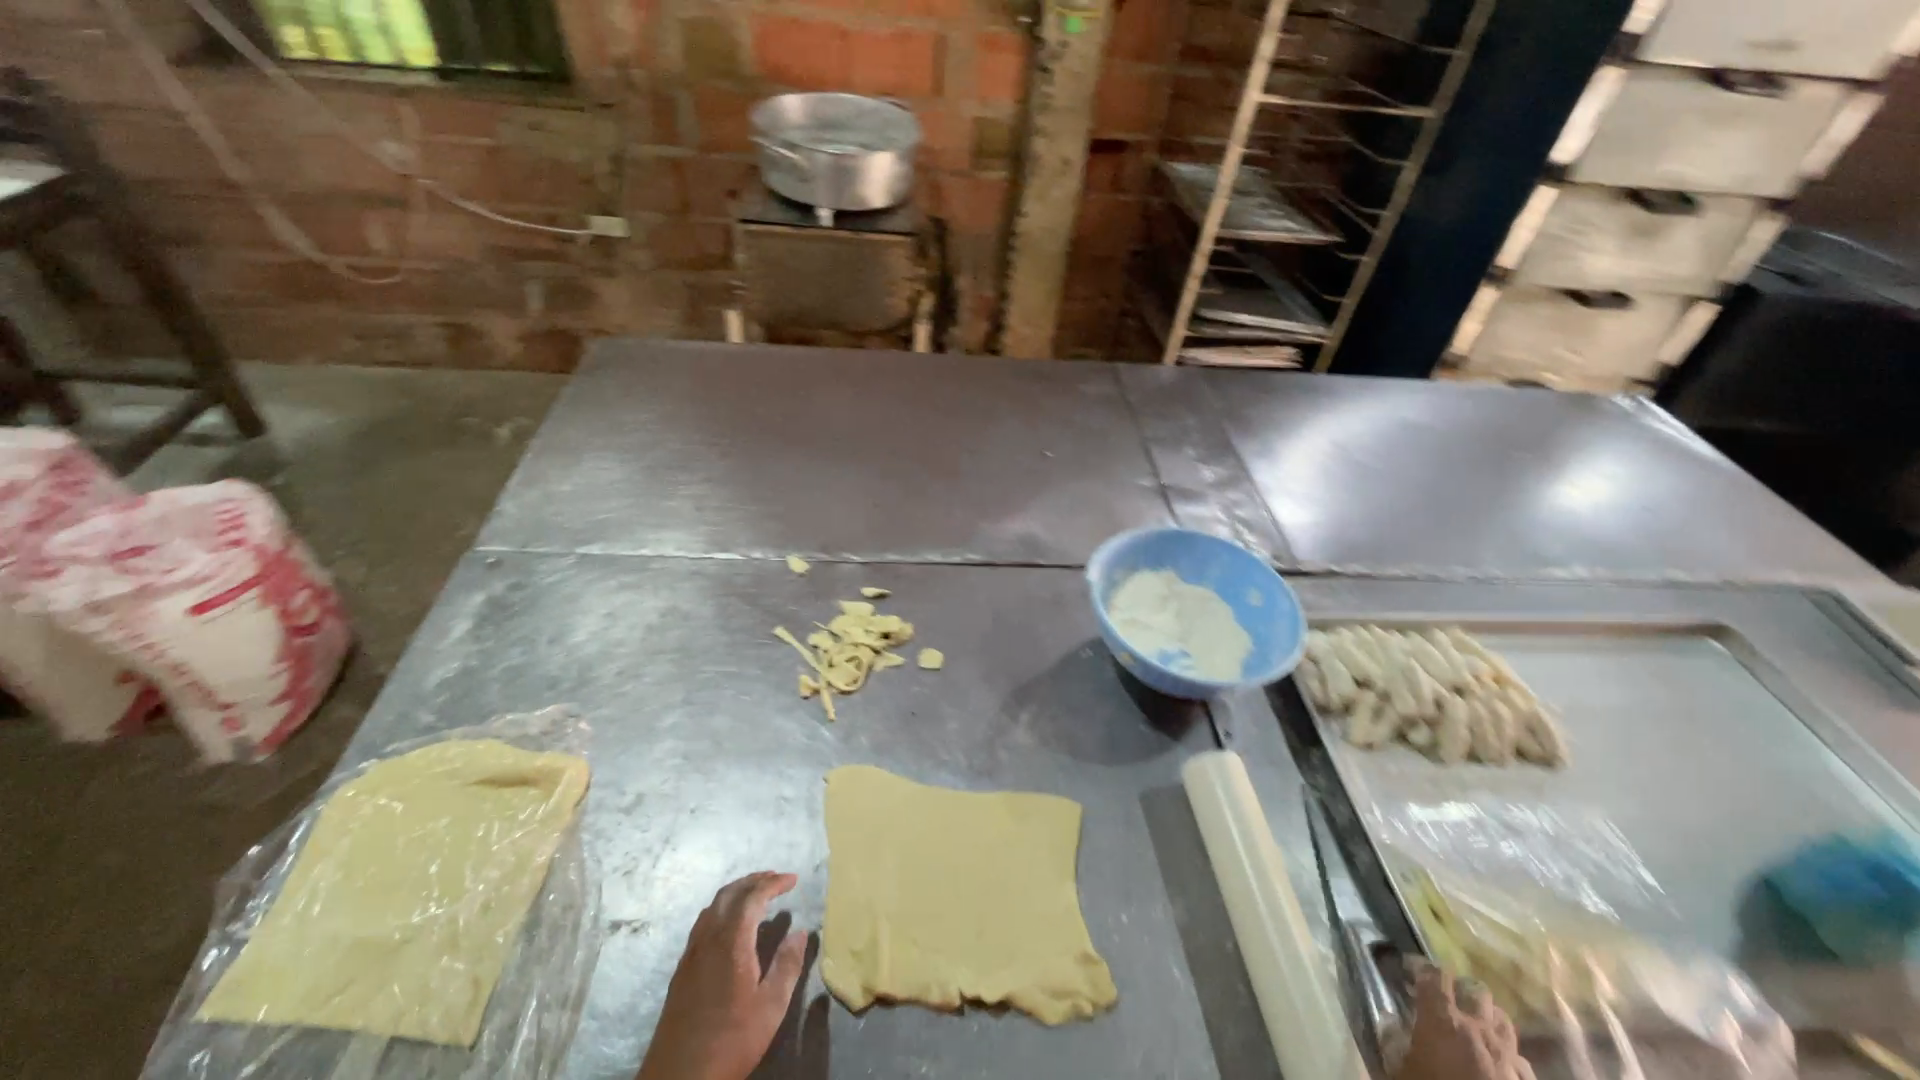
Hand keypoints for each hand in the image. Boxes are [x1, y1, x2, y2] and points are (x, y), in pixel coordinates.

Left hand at [637, 872, 809, 1079]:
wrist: (680, 1075)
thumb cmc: (732, 1040)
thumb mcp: (771, 1006)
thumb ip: (787, 965)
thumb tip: (800, 932)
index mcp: (731, 943)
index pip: (752, 898)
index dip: (773, 883)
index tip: (793, 879)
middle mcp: (707, 939)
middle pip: (728, 895)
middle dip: (753, 881)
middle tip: (776, 878)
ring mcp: (691, 954)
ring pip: (712, 907)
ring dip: (736, 893)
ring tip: (756, 896)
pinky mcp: (682, 969)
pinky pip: (703, 923)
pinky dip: (722, 910)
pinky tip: (732, 926)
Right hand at [1394, 962, 1533, 1079]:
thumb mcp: (1398, 1072)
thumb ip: (1391, 1043)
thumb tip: (1389, 1021)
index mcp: (1443, 1021)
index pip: (1434, 977)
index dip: (1421, 967)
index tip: (1409, 967)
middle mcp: (1478, 1028)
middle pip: (1476, 990)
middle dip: (1460, 988)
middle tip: (1446, 996)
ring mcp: (1507, 1055)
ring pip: (1502, 1018)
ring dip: (1487, 1015)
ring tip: (1474, 1024)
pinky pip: (1519, 1057)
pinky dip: (1507, 1053)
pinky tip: (1498, 1063)